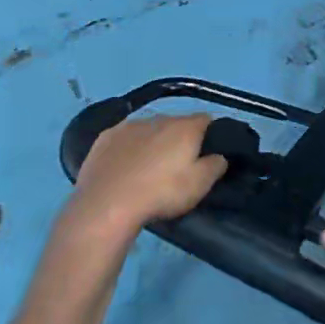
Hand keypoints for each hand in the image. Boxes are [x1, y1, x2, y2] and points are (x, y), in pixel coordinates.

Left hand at [65, 114, 227, 238]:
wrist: (105, 205)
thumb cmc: (160, 193)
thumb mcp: (199, 185)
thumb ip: (216, 165)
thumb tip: (219, 156)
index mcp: (185, 126)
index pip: (206, 120)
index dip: (209, 135)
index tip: (205, 154)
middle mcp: (158, 118)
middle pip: (176, 123)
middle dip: (178, 139)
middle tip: (176, 166)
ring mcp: (129, 126)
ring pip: (149, 129)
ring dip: (152, 142)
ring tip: (147, 169)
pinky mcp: (104, 138)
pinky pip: (124, 138)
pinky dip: (128, 147)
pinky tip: (123, 167)